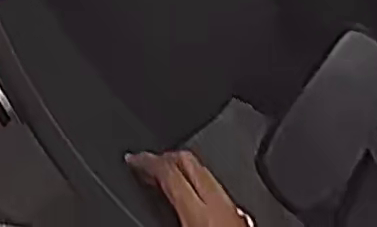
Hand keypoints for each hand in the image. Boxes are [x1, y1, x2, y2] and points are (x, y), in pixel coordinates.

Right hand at [128, 151, 246, 226]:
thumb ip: (167, 221)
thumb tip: (150, 217)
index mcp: (200, 217)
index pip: (168, 171)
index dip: (146, 162)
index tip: (132, 161)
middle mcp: (221, 207)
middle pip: (189, 161)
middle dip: (165, 156)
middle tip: (147, 164)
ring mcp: (236, 214)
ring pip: (206, 175)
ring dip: (184, 170)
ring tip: (166, 179)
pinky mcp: (244, 224)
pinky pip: (218, 192)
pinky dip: (200, 187)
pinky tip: (193, 203)